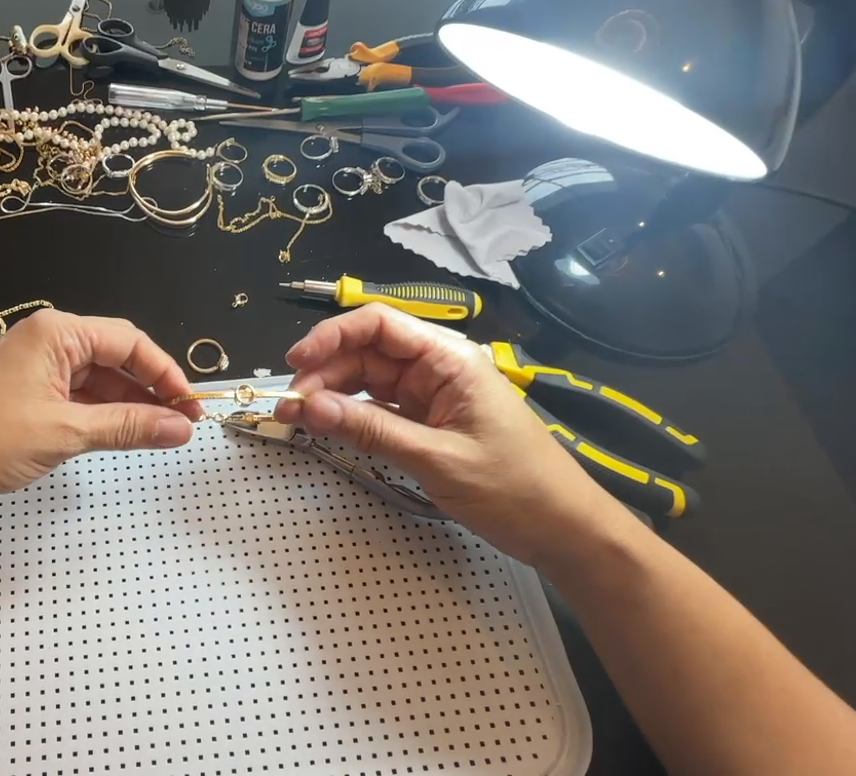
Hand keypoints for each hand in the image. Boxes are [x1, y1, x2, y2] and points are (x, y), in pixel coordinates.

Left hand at [0, 310, 202, 521]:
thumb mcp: (65, 433)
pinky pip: (77, 394)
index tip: (192, 406)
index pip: (127, 341)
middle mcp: (48, 338)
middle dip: (150, 388)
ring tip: (162, 432)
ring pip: (98, 377)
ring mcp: (36, 364)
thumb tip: (181, 428)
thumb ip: (128, 426)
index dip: (165, 372)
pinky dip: (102, 412)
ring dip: (128, 403)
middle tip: (184, 422)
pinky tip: (125, 432)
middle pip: (115, 356)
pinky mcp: (27, 389)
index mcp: (57, 331)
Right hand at [274, 304, 631, 568]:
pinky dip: (349, 414)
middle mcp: (435, 366)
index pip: (379, 324)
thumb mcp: (437, 459)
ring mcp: (430, 393)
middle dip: (323, 373)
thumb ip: (370, 429)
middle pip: (365, 352)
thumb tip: (308, 408)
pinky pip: (377, 406)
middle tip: (289, 406)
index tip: (295, 361)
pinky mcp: (426, 419)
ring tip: (296, 418)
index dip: (331, 335)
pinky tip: (324, 425)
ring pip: (365, 379)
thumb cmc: (515, 488)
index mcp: (448, 357)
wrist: (566, 532)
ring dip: (329, 395)